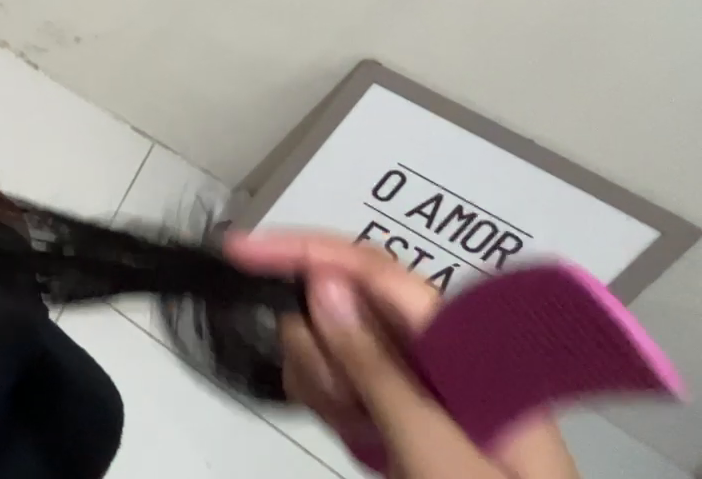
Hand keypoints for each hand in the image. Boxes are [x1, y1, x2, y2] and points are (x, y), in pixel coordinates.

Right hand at [228, 230, 577, 478]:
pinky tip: (350, 430)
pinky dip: (322, 394)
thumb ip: (379, 370)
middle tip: (340, 404)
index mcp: (468, 347)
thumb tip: (321, 281)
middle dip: (318, 344)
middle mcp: (437, 346)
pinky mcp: (392, 395)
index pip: (377, 272)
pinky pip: (328, 366)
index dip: (305, 250)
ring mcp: (414, 371)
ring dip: (321, 377)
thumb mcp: (437, 455)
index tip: (237, 250)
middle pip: (341, 300)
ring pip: (325, 334)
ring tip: (355, 430)